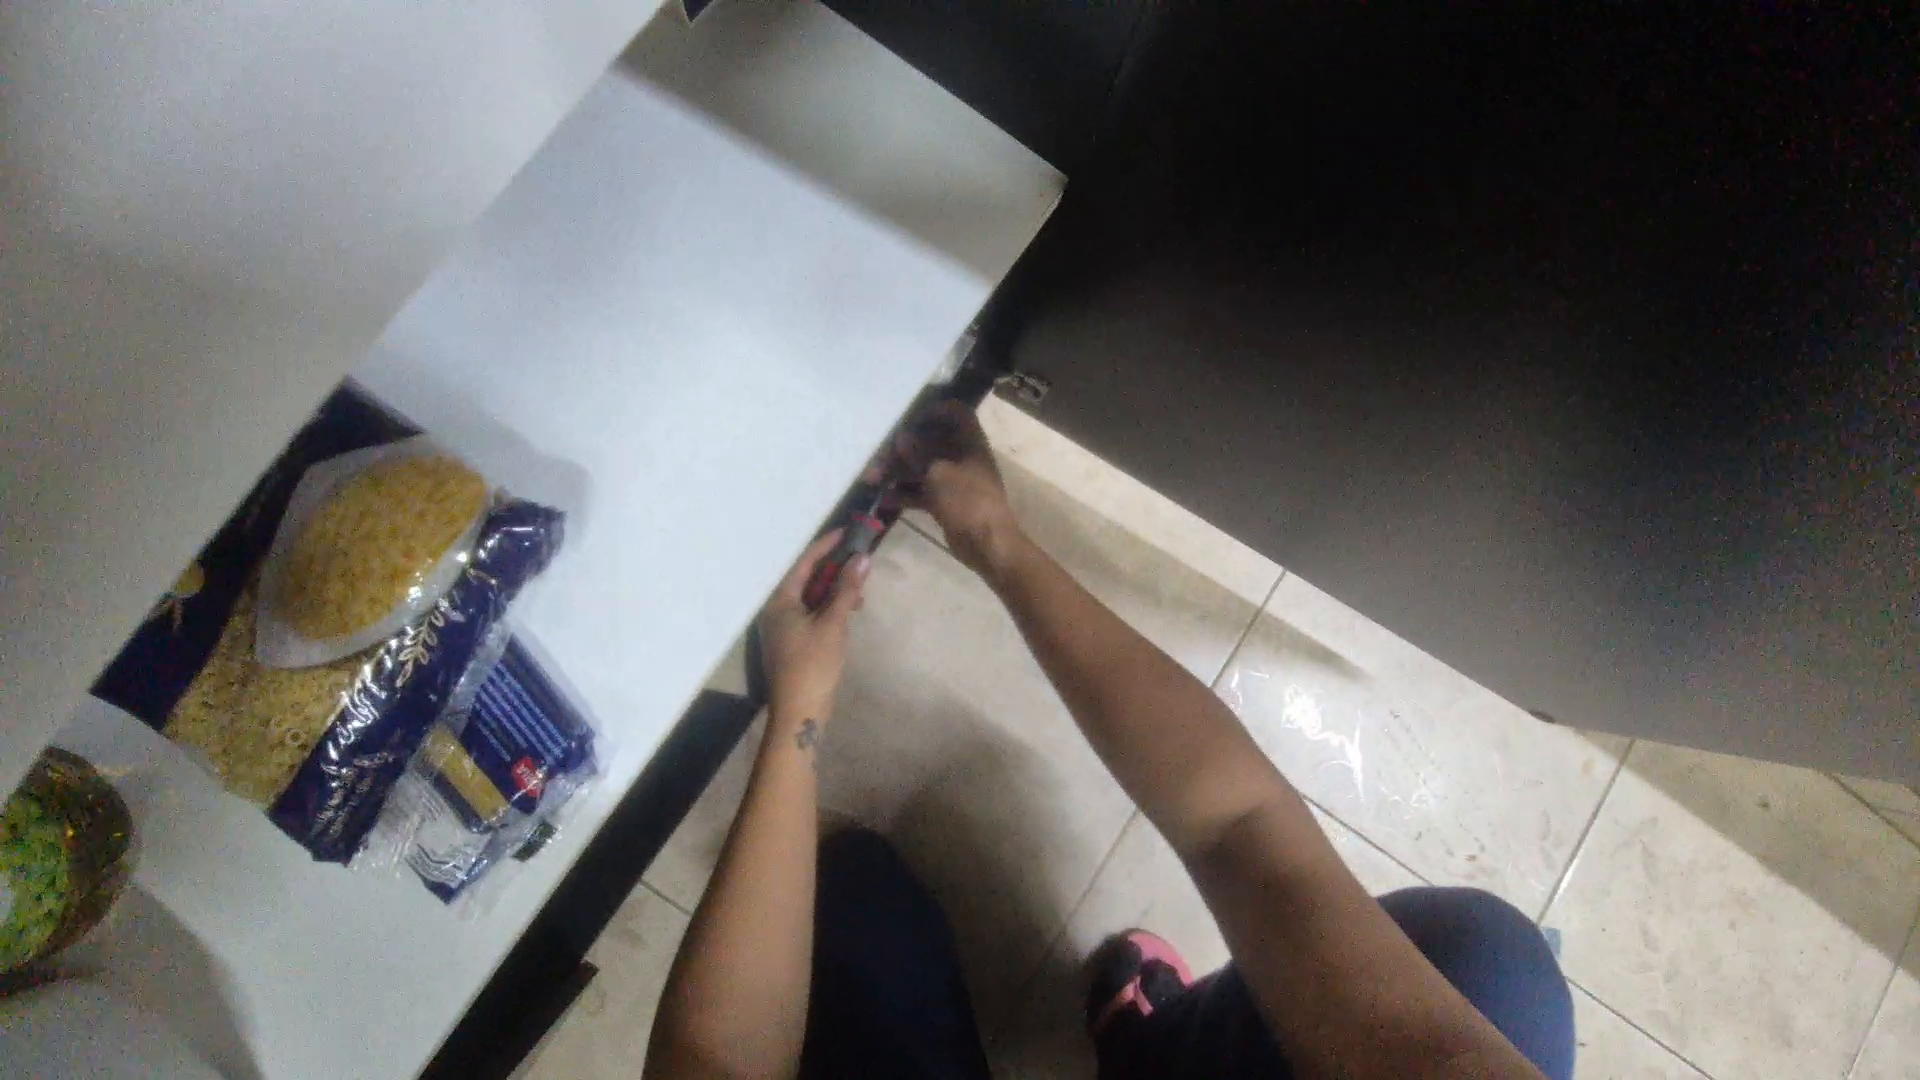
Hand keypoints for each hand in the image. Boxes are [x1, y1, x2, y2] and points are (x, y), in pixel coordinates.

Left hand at [758, 529, 869, 720]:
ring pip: (811, 597)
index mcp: (780, 601)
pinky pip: (812, 614)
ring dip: (835, 589)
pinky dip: (830, 607)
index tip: (849, 531)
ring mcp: (783, 628)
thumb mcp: (834, 623)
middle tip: (859, 558)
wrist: (800, 713)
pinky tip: (848, 612)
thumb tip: (862, 558)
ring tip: (859, 591)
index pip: (805, 563)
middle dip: (834, 568)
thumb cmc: (813, 664)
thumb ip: (847, 589)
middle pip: (806, 579)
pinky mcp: (793, 643)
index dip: (827, 545)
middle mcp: (776, 610)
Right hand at [895, 401, 1026, 578]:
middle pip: (931, 443)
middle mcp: (963, 457)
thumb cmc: (967, 501)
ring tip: (871, 480)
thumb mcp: (938, 473)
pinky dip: (905, 495)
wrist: (987, 544)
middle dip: (903, 449)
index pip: (956, 414)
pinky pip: (923, 492)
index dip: (934, 412)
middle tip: (878, 457)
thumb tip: (902, 437)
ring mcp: (955, 481)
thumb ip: (918, 453)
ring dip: (898, 473)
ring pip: (923, 469)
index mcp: (969, 442)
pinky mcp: (947, 503)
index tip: (910, 420)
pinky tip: (884, 501)